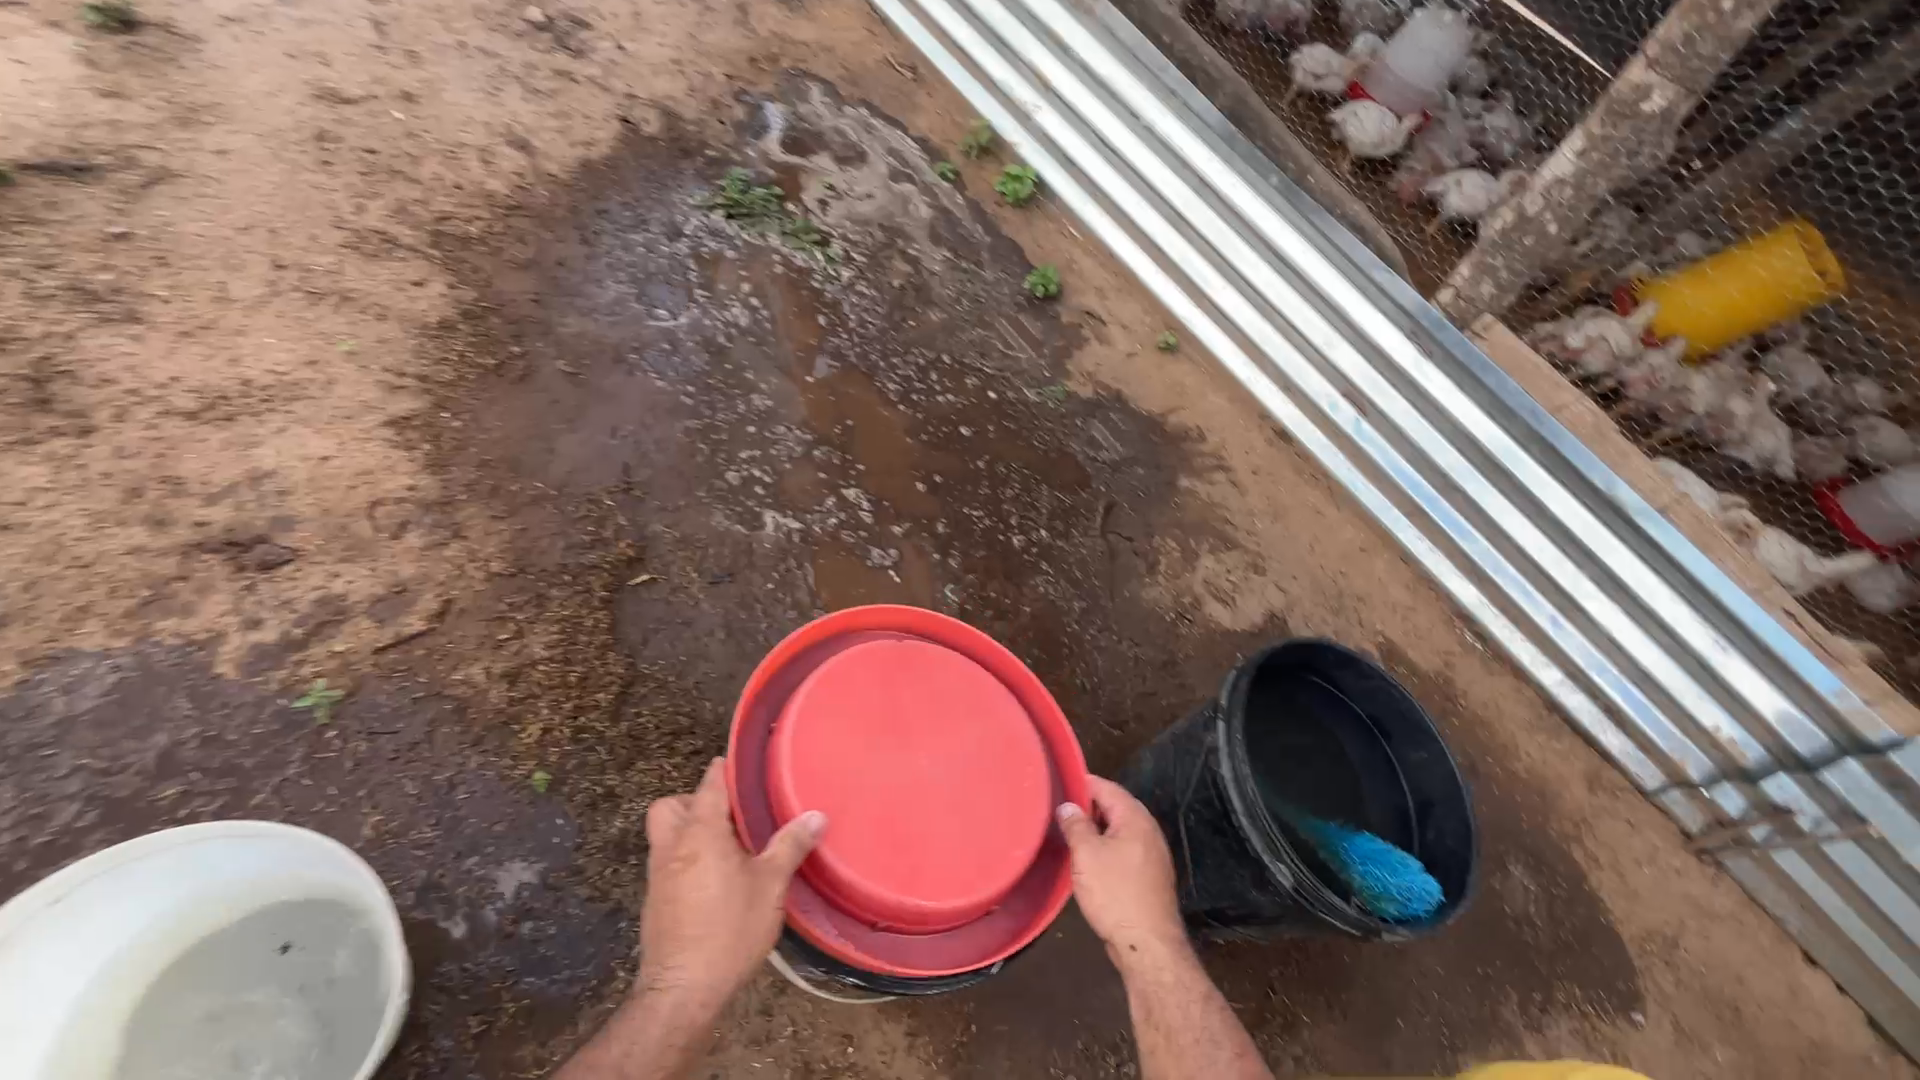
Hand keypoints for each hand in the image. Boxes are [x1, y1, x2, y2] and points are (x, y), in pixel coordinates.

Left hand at [637, 758, 827, 1011]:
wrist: (683, 990)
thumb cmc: (729, 929)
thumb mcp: (771, 884)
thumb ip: (790, 845)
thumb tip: (816, 815)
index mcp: (700, 832)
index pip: (709, 784)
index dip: (726, 771)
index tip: (745, 766)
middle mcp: (672, 846)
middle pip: (672, 805)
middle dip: (696, 801)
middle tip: (731, 814)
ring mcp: (658, 875)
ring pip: (666, 834)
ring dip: (690, 830)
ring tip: (729, 847)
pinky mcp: (655, 902)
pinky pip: (668, 862)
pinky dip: (687, 858)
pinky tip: (716, 880)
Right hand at [1055, 775, 1187, 967]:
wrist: (1147, 944)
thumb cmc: (1115, 892)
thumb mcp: (1086, 855)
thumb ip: (1076, 825)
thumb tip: (1069, 806)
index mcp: (1134, 818)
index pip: (1107, 787)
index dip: (1083, 782)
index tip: (1059, 782)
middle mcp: (1148, 830)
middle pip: (1115, 806)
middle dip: (1088, 805)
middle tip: (1060, 807)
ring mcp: (1152, 854)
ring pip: (1119, 829)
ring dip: (1096, 827)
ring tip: (1069, 831)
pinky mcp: (1149, 875)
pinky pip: (1124, 848)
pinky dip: (1106, 845)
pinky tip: (1088, 857)